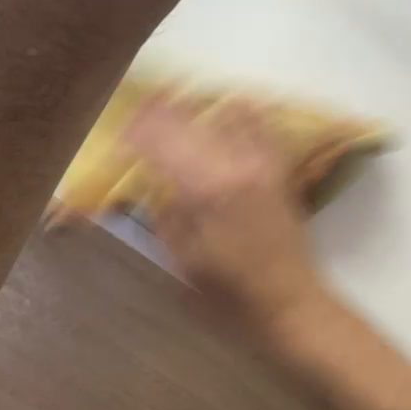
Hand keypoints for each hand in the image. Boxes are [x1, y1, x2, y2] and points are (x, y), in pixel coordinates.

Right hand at [122, 95, 332, 335]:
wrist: (290, 303)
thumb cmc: (230, 294)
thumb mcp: (183, 259)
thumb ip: (165, 212)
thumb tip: (153, 180)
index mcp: (205, 189)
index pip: (160, 140)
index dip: (135, 131)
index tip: (120, 136)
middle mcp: (235, 165)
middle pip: (189, 120)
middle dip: (159, 113)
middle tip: (139, 112)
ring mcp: (263, 163)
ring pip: (224, 114)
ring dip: (196, 109)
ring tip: (175, 107)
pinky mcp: (282, 169)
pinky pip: (263, 125)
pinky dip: (241, 112)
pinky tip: (226, 109)